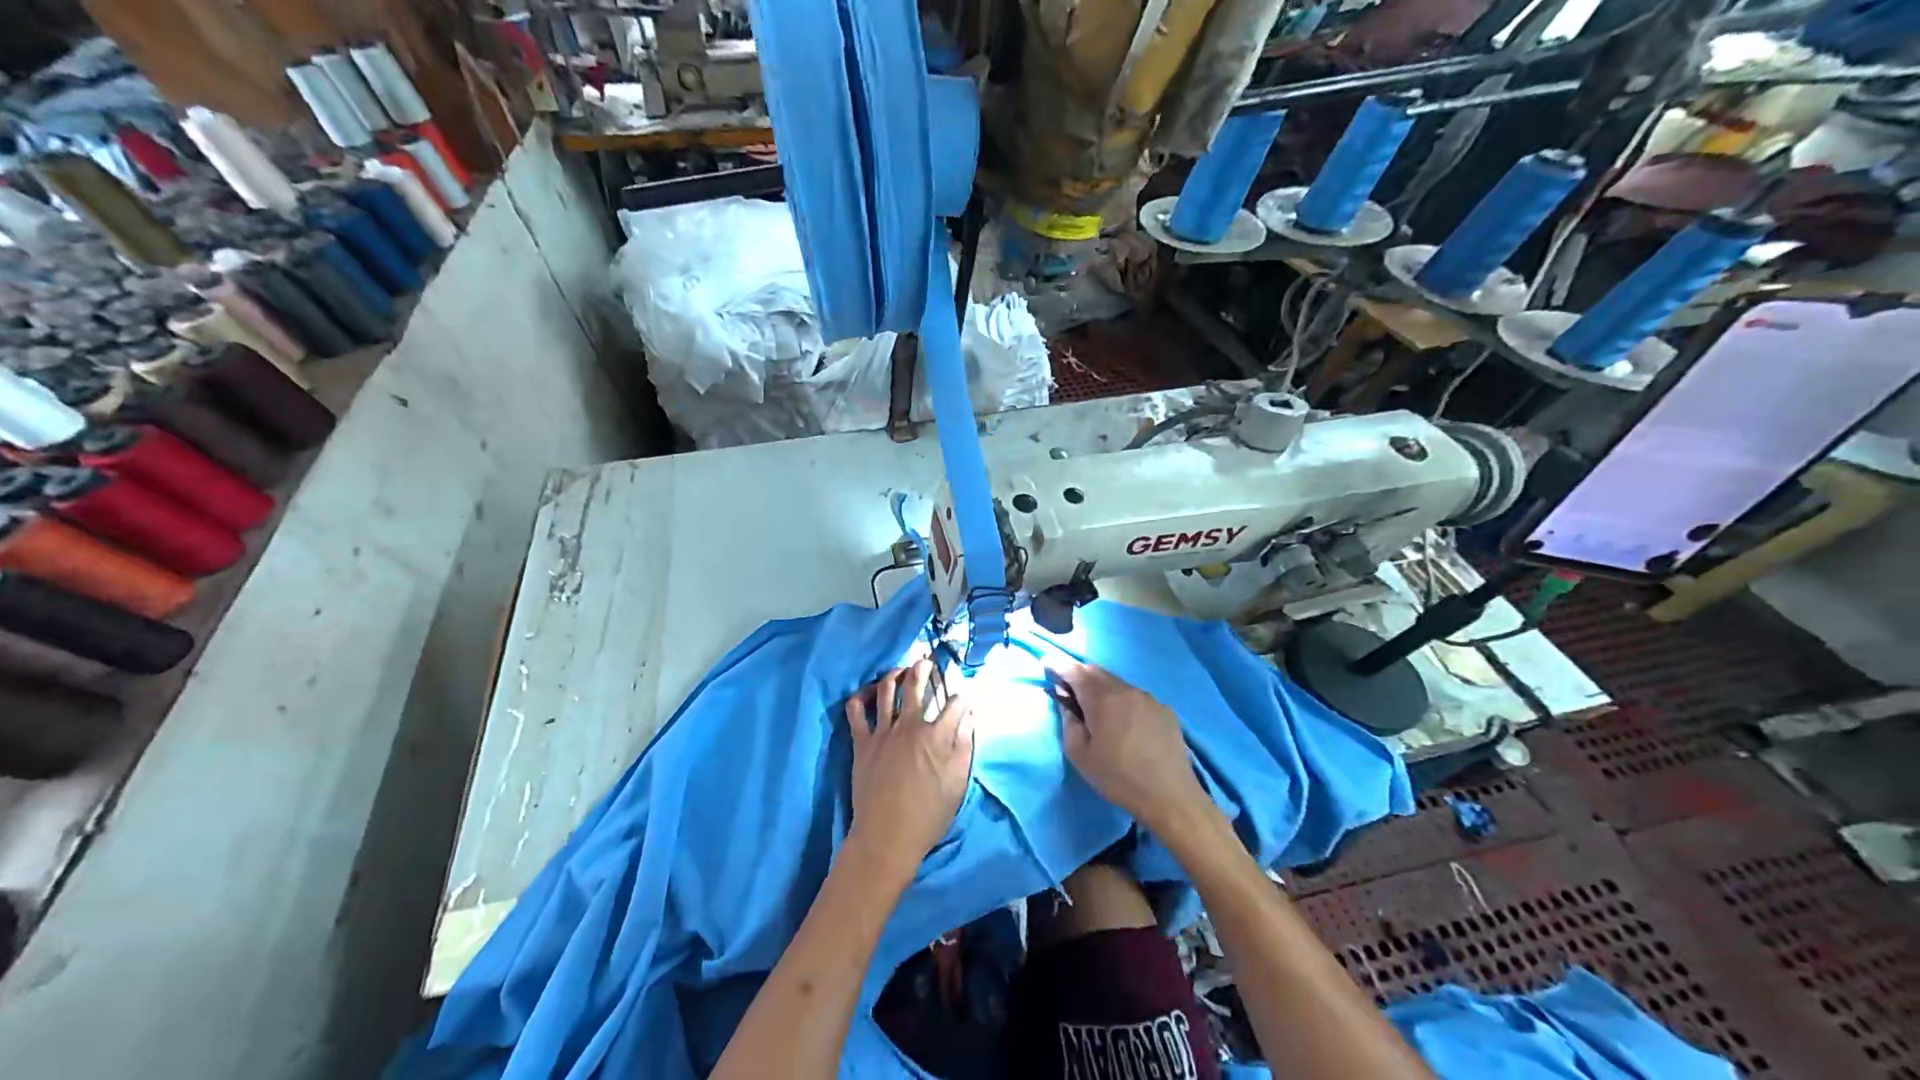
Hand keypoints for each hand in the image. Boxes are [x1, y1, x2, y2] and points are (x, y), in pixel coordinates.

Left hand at [844, 660, 973, 882]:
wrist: (887, 836)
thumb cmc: (929, 815)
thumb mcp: (958, 783)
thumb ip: (964, 746)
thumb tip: (968, 718)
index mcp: (938, 735)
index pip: (955, 703)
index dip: (962, 696)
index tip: (963, 697)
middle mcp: (910, 726)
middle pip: (917, 684)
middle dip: (925, 668)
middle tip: (926, 661)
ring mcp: (883, 732)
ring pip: (887, 690)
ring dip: (895, 674)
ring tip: (900, 670)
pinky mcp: (862, 742)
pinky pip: (856, 711)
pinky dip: (862, 696)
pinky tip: (868, 692)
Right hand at [1056, 661, 1211, 834]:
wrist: (1170, 796)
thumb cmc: (1118, 778)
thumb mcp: (1079, 755)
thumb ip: (1069, 722)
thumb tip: (1067, 702)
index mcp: (1103, 699)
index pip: (1075, 671)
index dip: (1059, 666)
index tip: (1048, 664)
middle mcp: (1127, 690)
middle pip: (1097, 672)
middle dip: (1080, 674)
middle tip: (1068, 686)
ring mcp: (1149, 698)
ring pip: (1118, 683)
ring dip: (1102, 688)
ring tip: (1097, 706)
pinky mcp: (1165, 710)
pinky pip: (1137, 697)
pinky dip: (1123, 700)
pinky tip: (1125, 721)